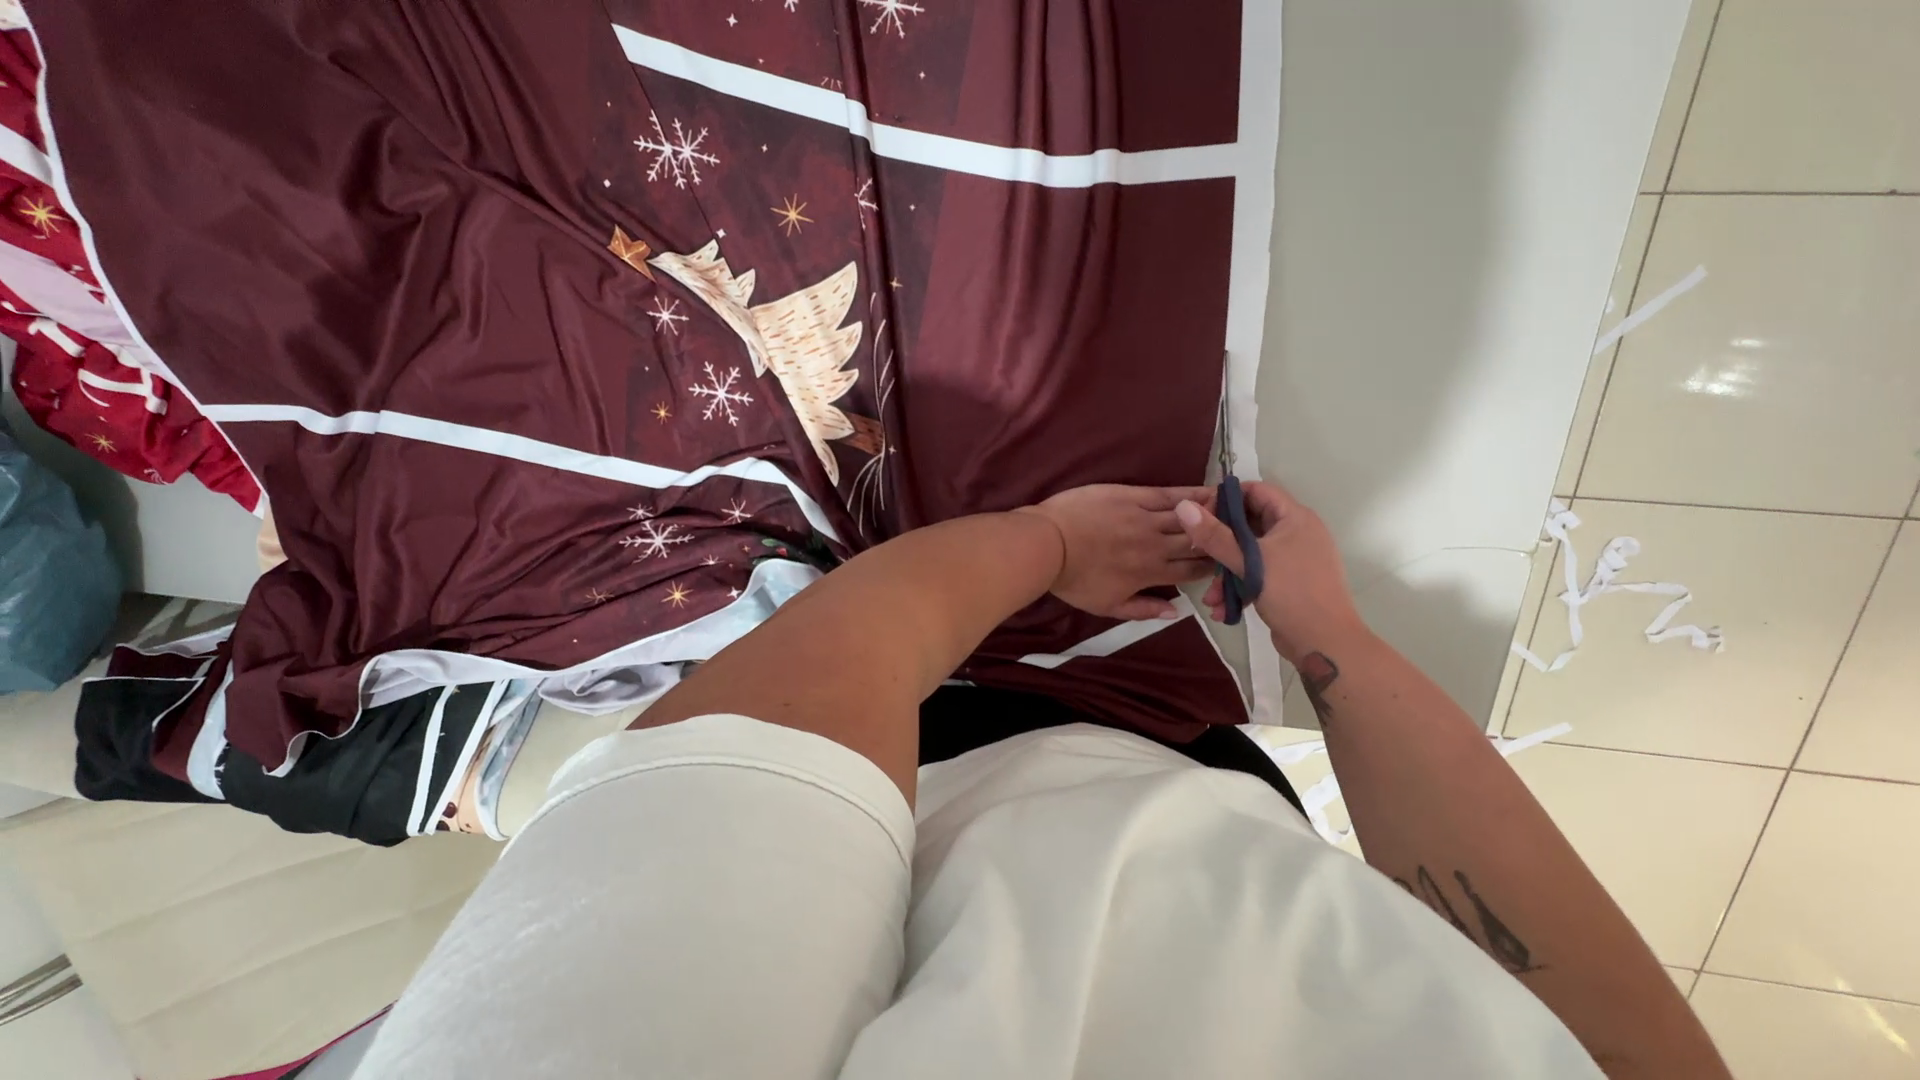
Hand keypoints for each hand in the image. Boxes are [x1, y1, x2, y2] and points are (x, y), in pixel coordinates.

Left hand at [1016, 484, 1215, 619]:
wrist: (1047, 545)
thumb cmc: (1072, 580)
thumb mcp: (1106, 606)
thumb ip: (1143, 610)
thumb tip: (1176, 612)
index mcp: (1151, 574)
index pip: (1192, 571)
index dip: (1212, 567)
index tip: (1225, 562)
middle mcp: (1155, 547)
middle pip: (1196, 543)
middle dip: (1218, 539)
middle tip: (1237, 533)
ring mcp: (1145, 519)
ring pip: (1188, 517)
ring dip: (1212, 514)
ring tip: (1233, 509)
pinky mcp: (1133, 496)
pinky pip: (1168, 495)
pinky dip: (1190, 493)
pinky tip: (1209, 490)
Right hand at [1173, 480, 1367, 664]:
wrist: (1325, 643)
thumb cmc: (1292, 594)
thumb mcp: (1248, 562)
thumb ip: (1214, 535)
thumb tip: (1183, 506)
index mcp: (1295, 518)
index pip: (1257, 491)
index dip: (1226, 498)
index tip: (1199, 515)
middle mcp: (1297, 533)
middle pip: (1249, 524)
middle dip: (1220, 544)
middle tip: (1197, 555)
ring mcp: (1294, 559)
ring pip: (1250, 554)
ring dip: (1226, 574)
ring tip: (1211, 597)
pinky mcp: (1289, 583)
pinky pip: (1258, 575)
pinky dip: (1240, 588)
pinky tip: (1224, 609)